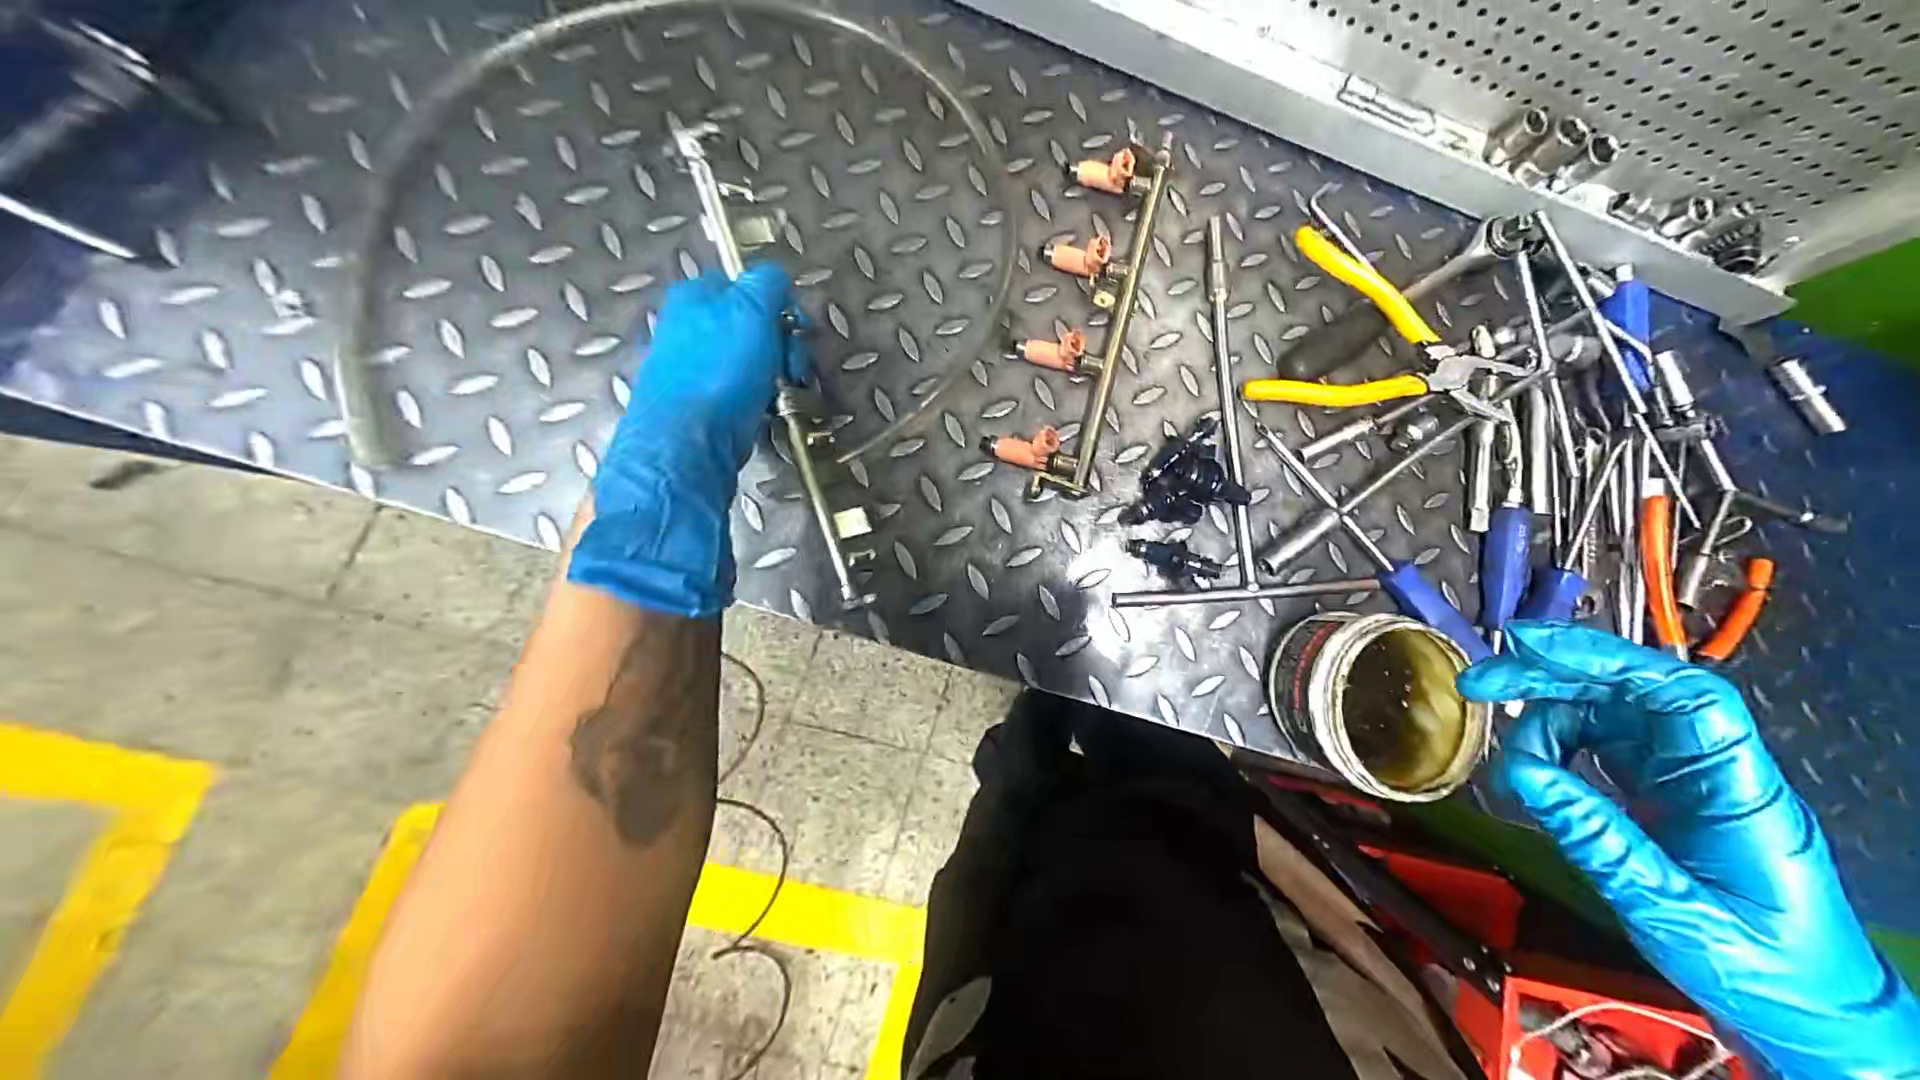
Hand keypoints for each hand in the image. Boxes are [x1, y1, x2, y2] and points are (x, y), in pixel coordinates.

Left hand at [568, 264, 807, 616]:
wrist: (687, 444)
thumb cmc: (720, 371)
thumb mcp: (750, 311)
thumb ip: (767, 285)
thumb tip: (775, 278)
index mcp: (695, 297)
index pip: (750, 287)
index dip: (780, 308)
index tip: (798, 333)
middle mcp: (689, 328)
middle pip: (754, 326)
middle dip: (783, 346)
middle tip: (793, 368)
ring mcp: (693, 368)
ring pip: (752, 361)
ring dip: (777, 375)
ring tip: (783, 395)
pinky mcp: (702, 405)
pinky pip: (743, 391)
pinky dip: (761, 399)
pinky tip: (766, 412)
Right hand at [1459, 621, 1919, 1079]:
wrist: (1798, 1010)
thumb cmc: (1758, 967)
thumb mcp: (1667, 906)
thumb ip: (1594, 836)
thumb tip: (1523, 772)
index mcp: (1738, 789)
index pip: (1680, 694)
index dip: (1604, 658)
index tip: (1530, 644)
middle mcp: (1710, 768)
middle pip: (1624, 691)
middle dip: (1545, 676)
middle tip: (1480, 683)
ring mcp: (1681, 775)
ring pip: (1599, 712)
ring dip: (1540, 723)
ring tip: (1511, 763)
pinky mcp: (1655, 788)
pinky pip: (1593, 743)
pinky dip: (1550, 749)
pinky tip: (1529, 773)